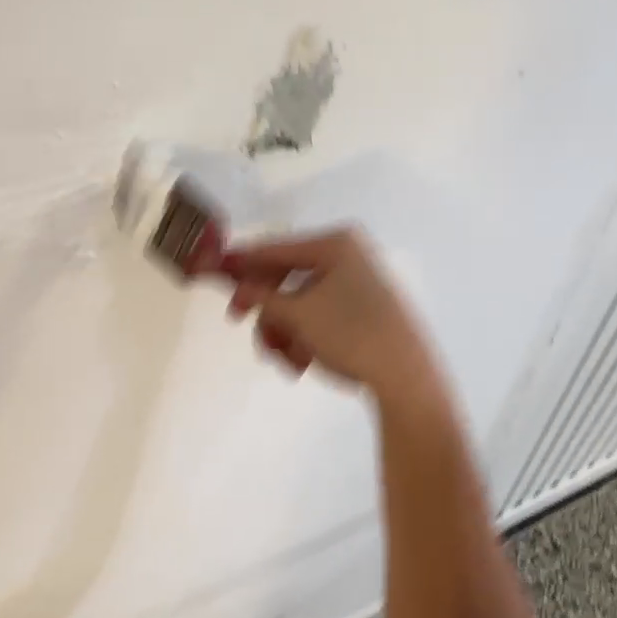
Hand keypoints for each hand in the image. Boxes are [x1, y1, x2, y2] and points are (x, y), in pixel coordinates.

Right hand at [222, 228, 433, 392]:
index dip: (239, 264)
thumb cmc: (350, 334)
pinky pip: (318, 318)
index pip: (273, 249)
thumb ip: (259, 296)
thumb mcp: (297, 315)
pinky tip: (302, 364)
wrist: (405, 373)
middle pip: (285, 280)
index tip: (211, 278)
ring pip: (299, 305)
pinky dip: (303, 340)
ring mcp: (356, 284)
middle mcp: (346, 256)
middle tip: (247, 332)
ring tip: (287, 362)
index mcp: (334, 244)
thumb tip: (232, 280)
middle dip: (267, 315)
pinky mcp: (362, 311)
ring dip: (284, 334)